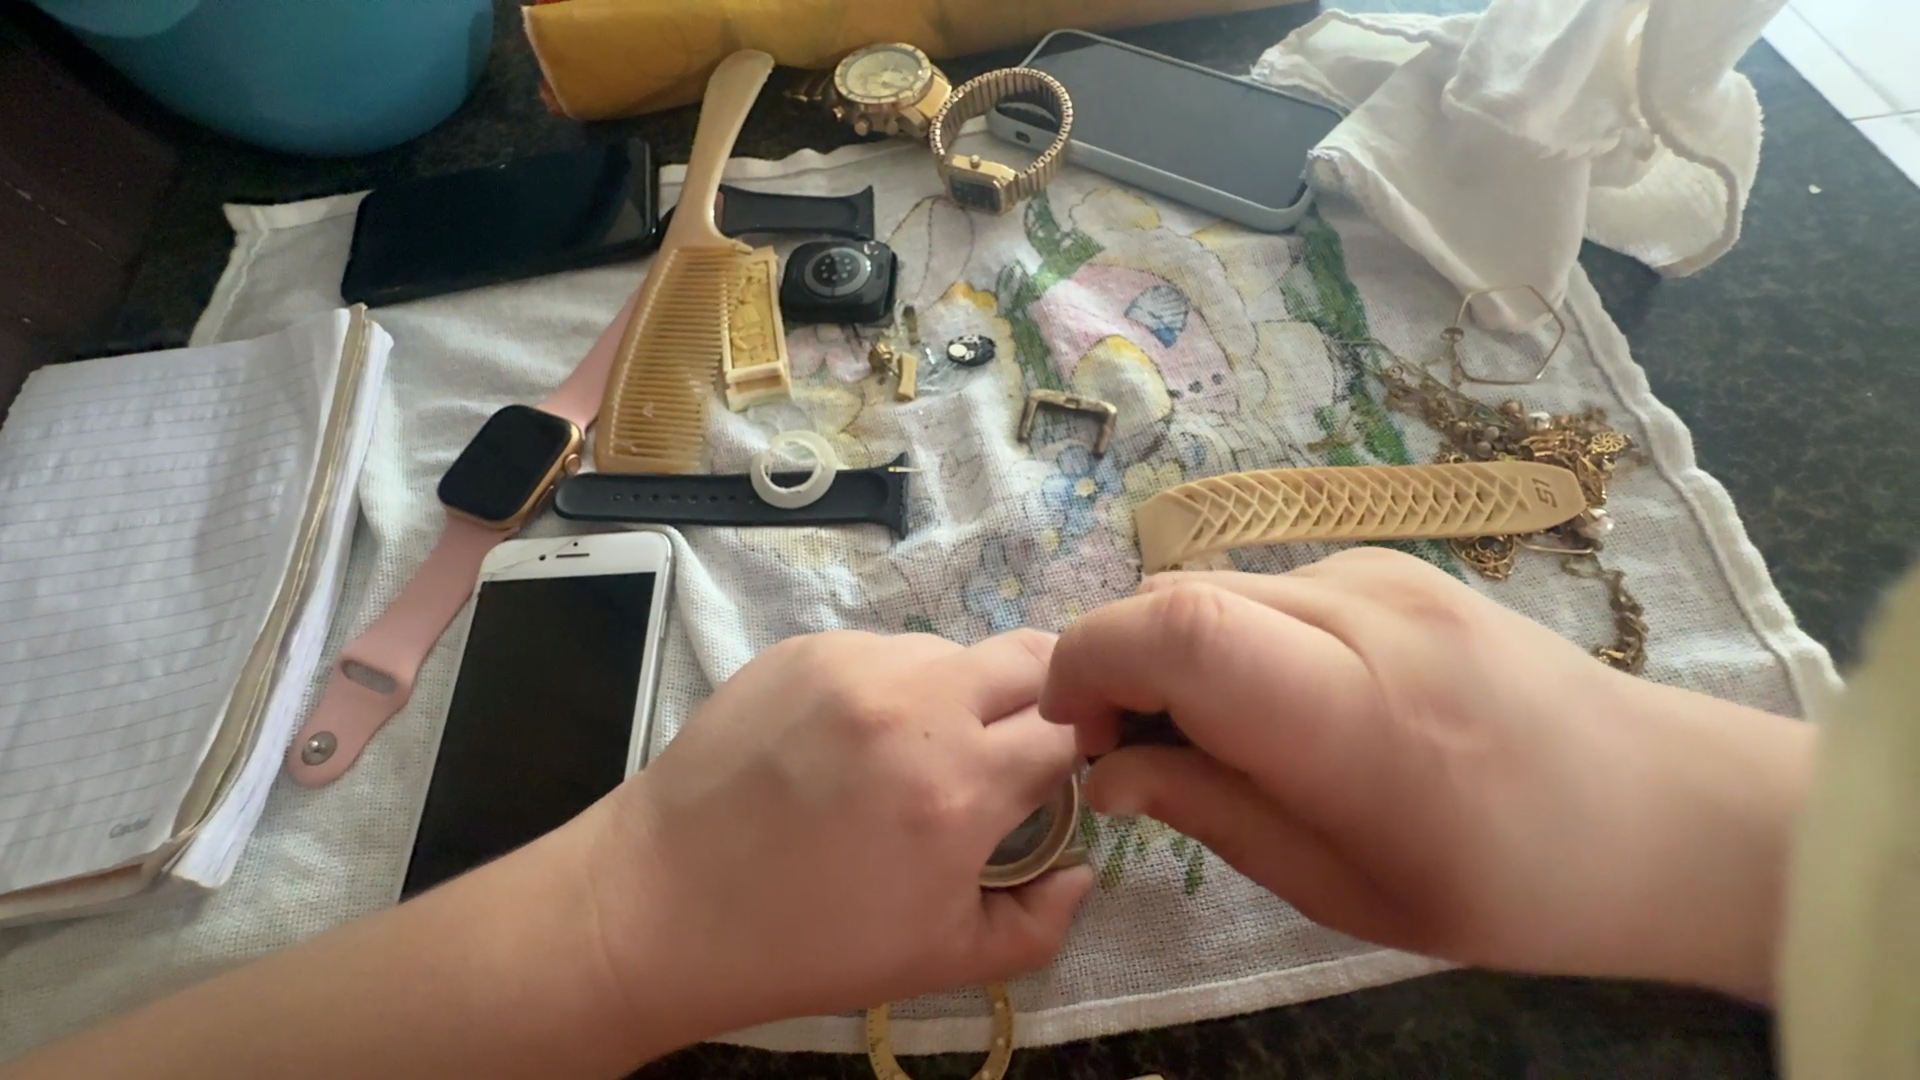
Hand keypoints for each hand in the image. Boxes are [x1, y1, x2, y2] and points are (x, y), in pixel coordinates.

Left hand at [584, 629, 1091, 1039]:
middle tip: (1015, 738)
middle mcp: (916, 703)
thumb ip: (1040, 922)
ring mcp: (856, 661)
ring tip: (919, 743)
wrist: (663, 900)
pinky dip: (895, 684)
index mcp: (959, 785)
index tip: (1054, 775)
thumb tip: (1086, 865)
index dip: (1075, 751)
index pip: (1068, 730)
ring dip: (961, 690)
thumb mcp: (940, 960)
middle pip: (1032, 655)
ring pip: (954, 650)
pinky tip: (854, 732)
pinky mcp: (808, 645)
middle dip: (1046, 693)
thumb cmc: (808, 941)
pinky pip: (884, 650)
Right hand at [1041, 548, 1813, 1000]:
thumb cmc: (1505, 883)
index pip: (1179, 630)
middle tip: (1119, 737)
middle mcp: (1358, 610)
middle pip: (1176, 594)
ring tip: (1194, 722)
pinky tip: (1265, 691)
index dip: (1091, 657)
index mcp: (1352, 714)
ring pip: (1209, 585)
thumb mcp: (1336, 888)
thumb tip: (1107, 772)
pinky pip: (1259, 587)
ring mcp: (1374, 572)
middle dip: (1113, 657)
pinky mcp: (1382, 561)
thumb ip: (1207, 811)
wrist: (1672, 808)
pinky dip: (1220, 633)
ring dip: (1164, 647)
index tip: (1070, 722)